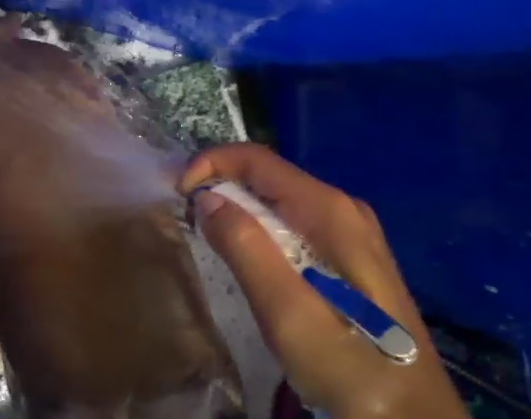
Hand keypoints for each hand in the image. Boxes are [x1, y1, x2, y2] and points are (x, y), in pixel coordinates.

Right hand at [180, 144, 465, 418]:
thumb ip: (246, 249)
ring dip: (237, 209)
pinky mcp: (350, 258)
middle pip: (267, 176)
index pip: (256, 159)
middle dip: (220, 187)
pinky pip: (292, 223)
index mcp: (330, 212)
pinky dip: (259, 229)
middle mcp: (343, 209)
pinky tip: (248, 260)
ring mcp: (351, 233)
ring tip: (208, 238)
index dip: (210, 164)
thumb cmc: (352, 371)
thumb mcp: (290, 314)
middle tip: (186, 219)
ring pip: (278, 200)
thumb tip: (206, 198)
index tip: (178, 194)